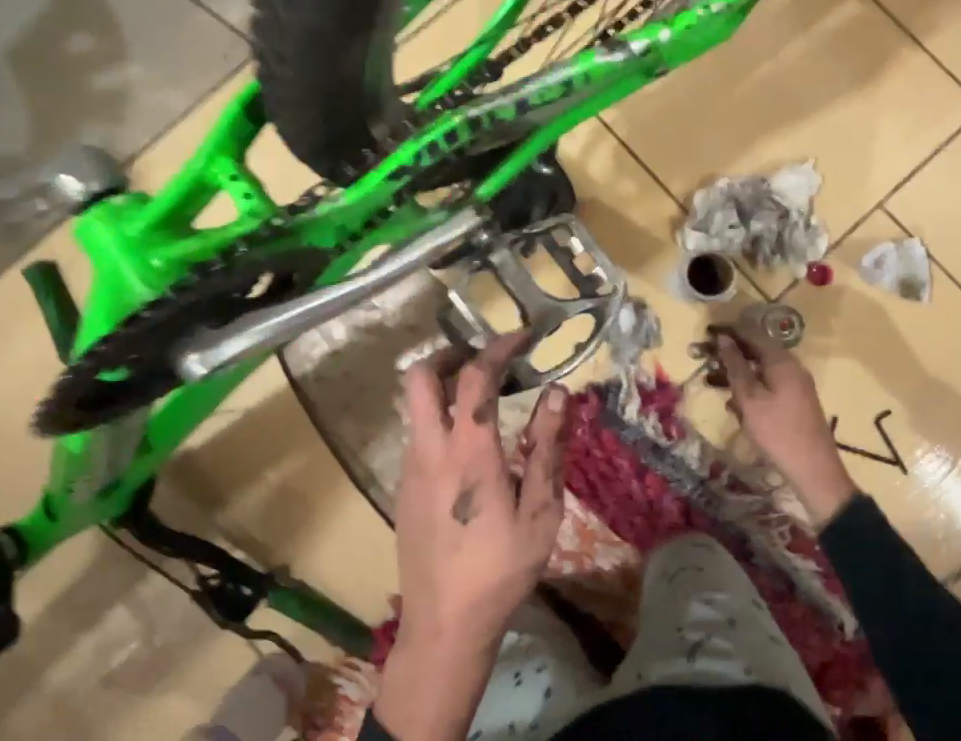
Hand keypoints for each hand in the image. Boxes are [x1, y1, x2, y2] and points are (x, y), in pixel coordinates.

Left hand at [375, 333, 568, 740]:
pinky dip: (440, 422)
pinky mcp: (402, 490)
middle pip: (419, 377)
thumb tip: (558, 394)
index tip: (522, 337)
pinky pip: (418, 437)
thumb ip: (548, 448)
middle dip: (450, 355)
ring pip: (415, 407)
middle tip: (486, 360)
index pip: (475, 377)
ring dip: (444, 389)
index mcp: (469, 452)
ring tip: (485, 403)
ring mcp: (409, 470)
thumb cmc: (501, 569)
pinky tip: (470, 453)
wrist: (444, 624)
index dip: (498, 347)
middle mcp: (430, 450)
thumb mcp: (541, 513)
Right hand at [715, 323, 857, 525]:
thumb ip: (736, 367)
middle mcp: (793, 367)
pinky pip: (770, 386)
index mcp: (783, 361)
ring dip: (740, 375)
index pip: (753, 334)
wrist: (814, 469)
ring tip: (715, 384)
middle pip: (759, 351)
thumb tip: (724, 339)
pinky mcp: (797, 402)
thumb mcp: (750, 398)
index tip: (708, 332)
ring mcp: (797, 385)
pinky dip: (752, 389)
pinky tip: (738, 405)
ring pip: (763, 371)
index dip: (731, 331)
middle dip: (733, 355)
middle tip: (708, 361)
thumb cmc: (777, 431)